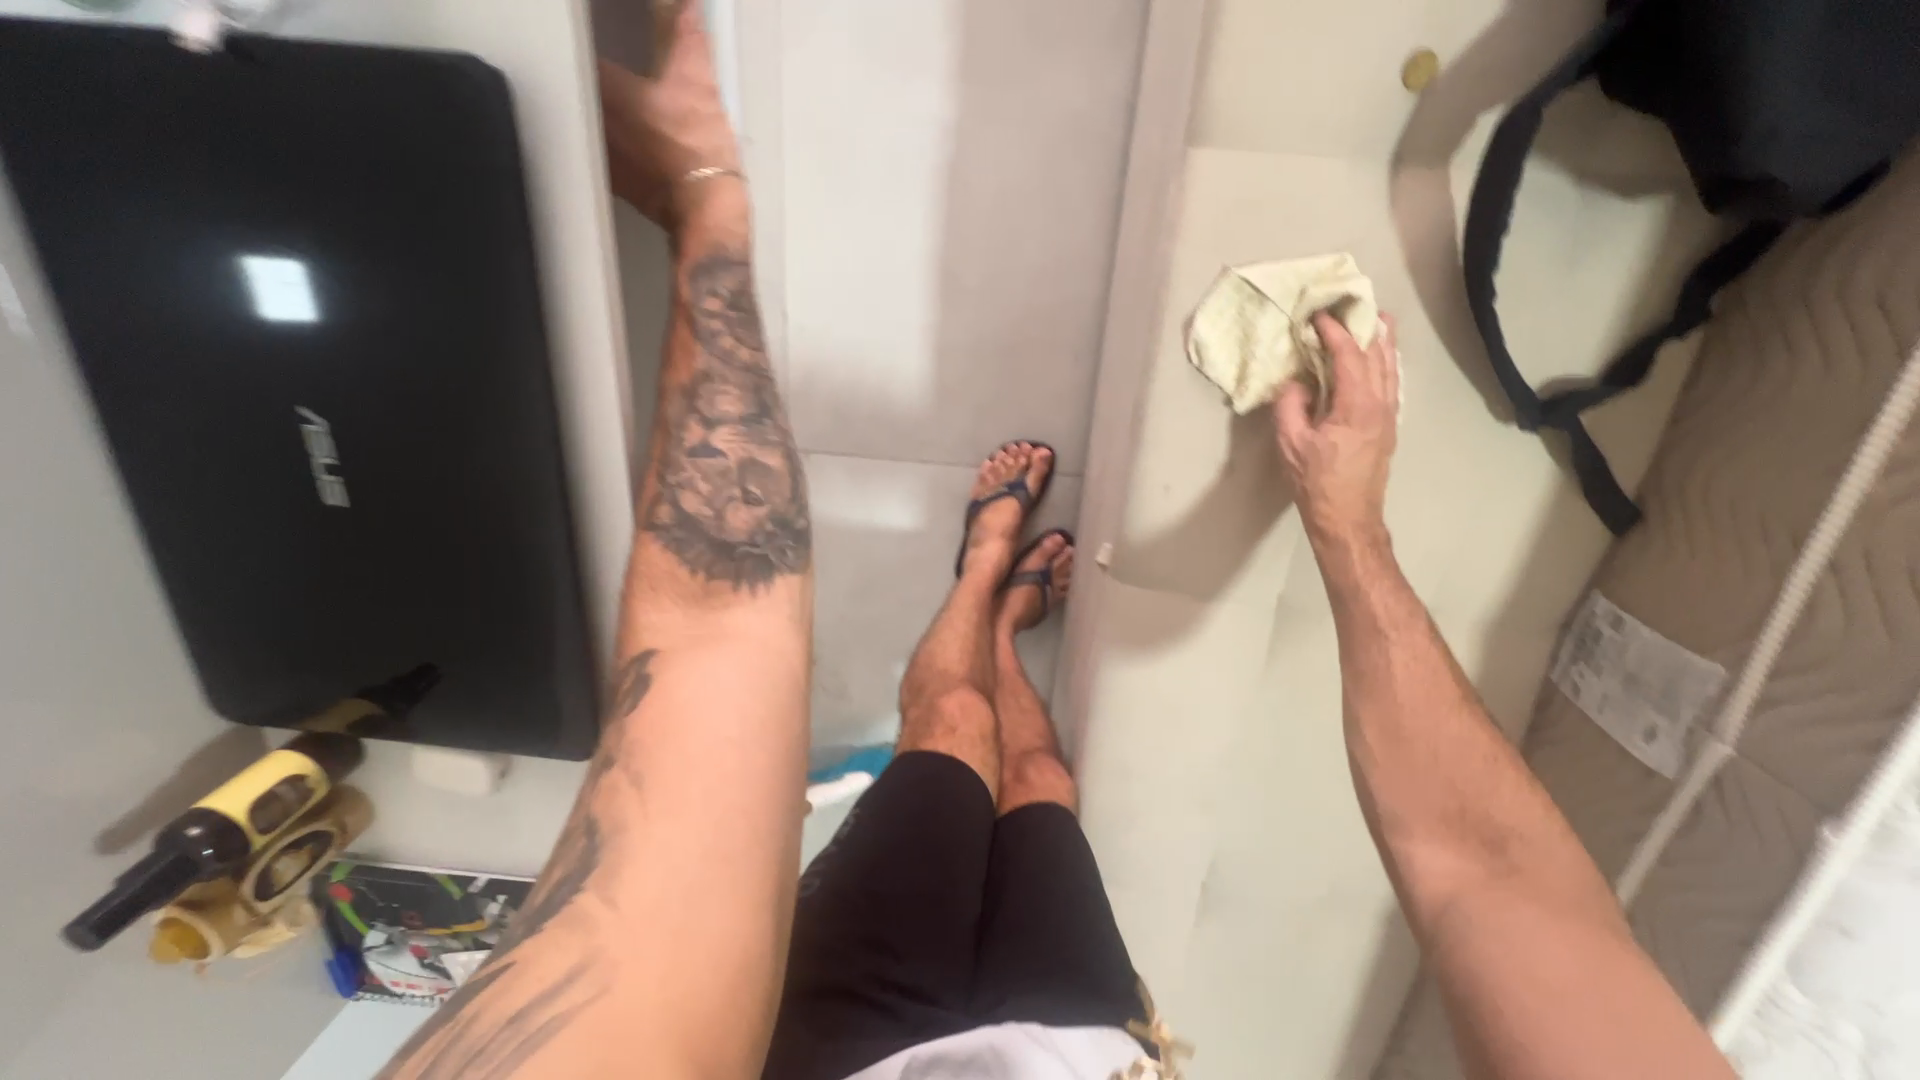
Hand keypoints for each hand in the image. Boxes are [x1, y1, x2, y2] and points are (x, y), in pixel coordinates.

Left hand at [598, 2, 742, 230]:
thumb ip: (689, 39)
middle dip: (590, 78)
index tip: (593, 34)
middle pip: (579, 89)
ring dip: (596, 113)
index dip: (585, 40)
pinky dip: (610, 144)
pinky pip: (602, 153)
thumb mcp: (700, 85)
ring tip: (614, 105)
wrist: (706, 211)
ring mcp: (600, 154)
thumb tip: (689, 4)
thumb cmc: (697, 146)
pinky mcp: (615, 184)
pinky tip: (626, 142)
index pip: (580, 53)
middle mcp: (592, 120)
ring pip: (587, 122)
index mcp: (605, 89)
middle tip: (604, 69)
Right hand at [1273, 312, 1399, 546]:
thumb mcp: (1291, 444)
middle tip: (1354, 304)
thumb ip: (1291, 405)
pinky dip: (1385, 364)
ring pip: (1390, 369)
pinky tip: (1379, 360)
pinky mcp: (1387, 427)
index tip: (1318, 316)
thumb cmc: (1316, 483)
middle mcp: (1381, 405)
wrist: (1347, 519)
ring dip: (1382, 343)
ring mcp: (1389, 416)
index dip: (1334, 332)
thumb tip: (1297, 382)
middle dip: (1366, 328)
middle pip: (1379, 355)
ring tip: (1378, 320)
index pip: (1349, 356)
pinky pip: (1391, 383)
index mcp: (1357, 406)